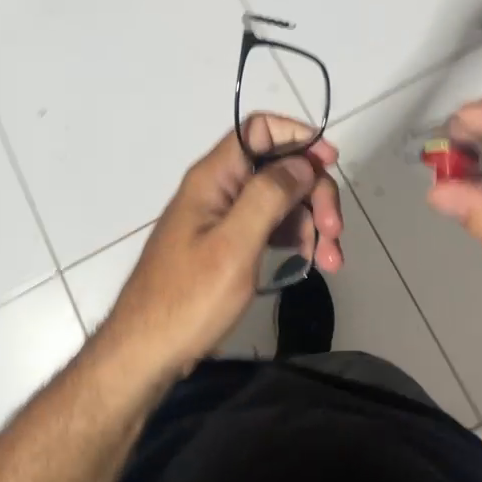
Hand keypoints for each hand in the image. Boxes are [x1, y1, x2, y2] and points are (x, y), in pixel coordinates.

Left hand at [100, 114, 342, 377]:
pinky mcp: (227, 245)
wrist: (147, 352)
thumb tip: (302, 160)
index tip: (331, 162)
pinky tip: (312, 264)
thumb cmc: (189, 298)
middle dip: (313, 191)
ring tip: (330, 261)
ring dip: (311, 222)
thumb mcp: (235, 246)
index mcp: (214, 177)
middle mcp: (219, 188)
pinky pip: (270, 228)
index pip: (259, 130)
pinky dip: (296, 240)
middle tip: (335, 232)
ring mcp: (222, 218)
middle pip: (277, 166)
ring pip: (279, 200)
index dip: (297, 137)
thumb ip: (268, 196)